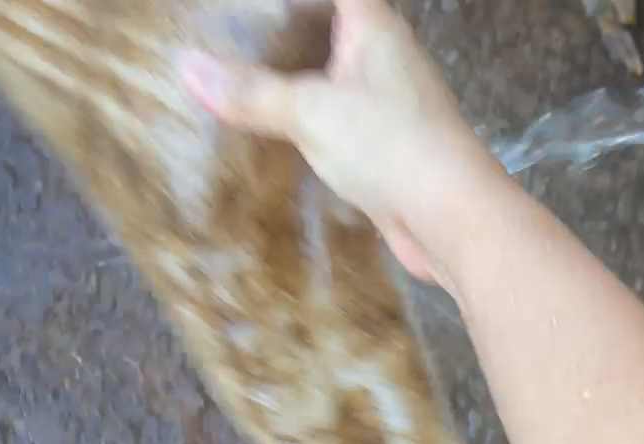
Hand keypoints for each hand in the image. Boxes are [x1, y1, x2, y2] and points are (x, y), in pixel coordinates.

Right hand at [177, 0, 504, 282]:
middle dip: (286, 36)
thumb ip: (252, 91)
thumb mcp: (310, 110)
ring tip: (243, 85)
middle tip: (228, 37)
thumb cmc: (390, 145)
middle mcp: (389, 64)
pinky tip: (283, 142)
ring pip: (339, 89)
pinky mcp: (394, 160)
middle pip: (331, 34)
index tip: (250, 5)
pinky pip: (346, 135)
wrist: (455, 222)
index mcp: (375, 27)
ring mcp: (395, 114)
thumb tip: (188, 68)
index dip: (291, 0)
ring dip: (300, 90)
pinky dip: (316, 135)